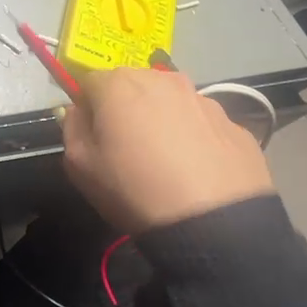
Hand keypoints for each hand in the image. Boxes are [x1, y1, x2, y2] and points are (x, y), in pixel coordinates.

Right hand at [59, 67, 273, 233]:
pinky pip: (202, 125)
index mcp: (118, 84)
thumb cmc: (134, 189)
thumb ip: (71, 128)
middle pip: (132, 86)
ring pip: (169, 103)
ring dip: (161, 121)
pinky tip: (196, 172)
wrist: (216, 225)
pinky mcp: (235, 125)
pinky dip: (195, 140)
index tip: (92, 136)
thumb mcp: (78, 165)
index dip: (87, 108)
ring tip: (165, 163)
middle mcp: (162, 80)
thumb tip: (79, 112)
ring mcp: (203, 100)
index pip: (88, 81)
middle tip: (126, 148)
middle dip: (124, 108)